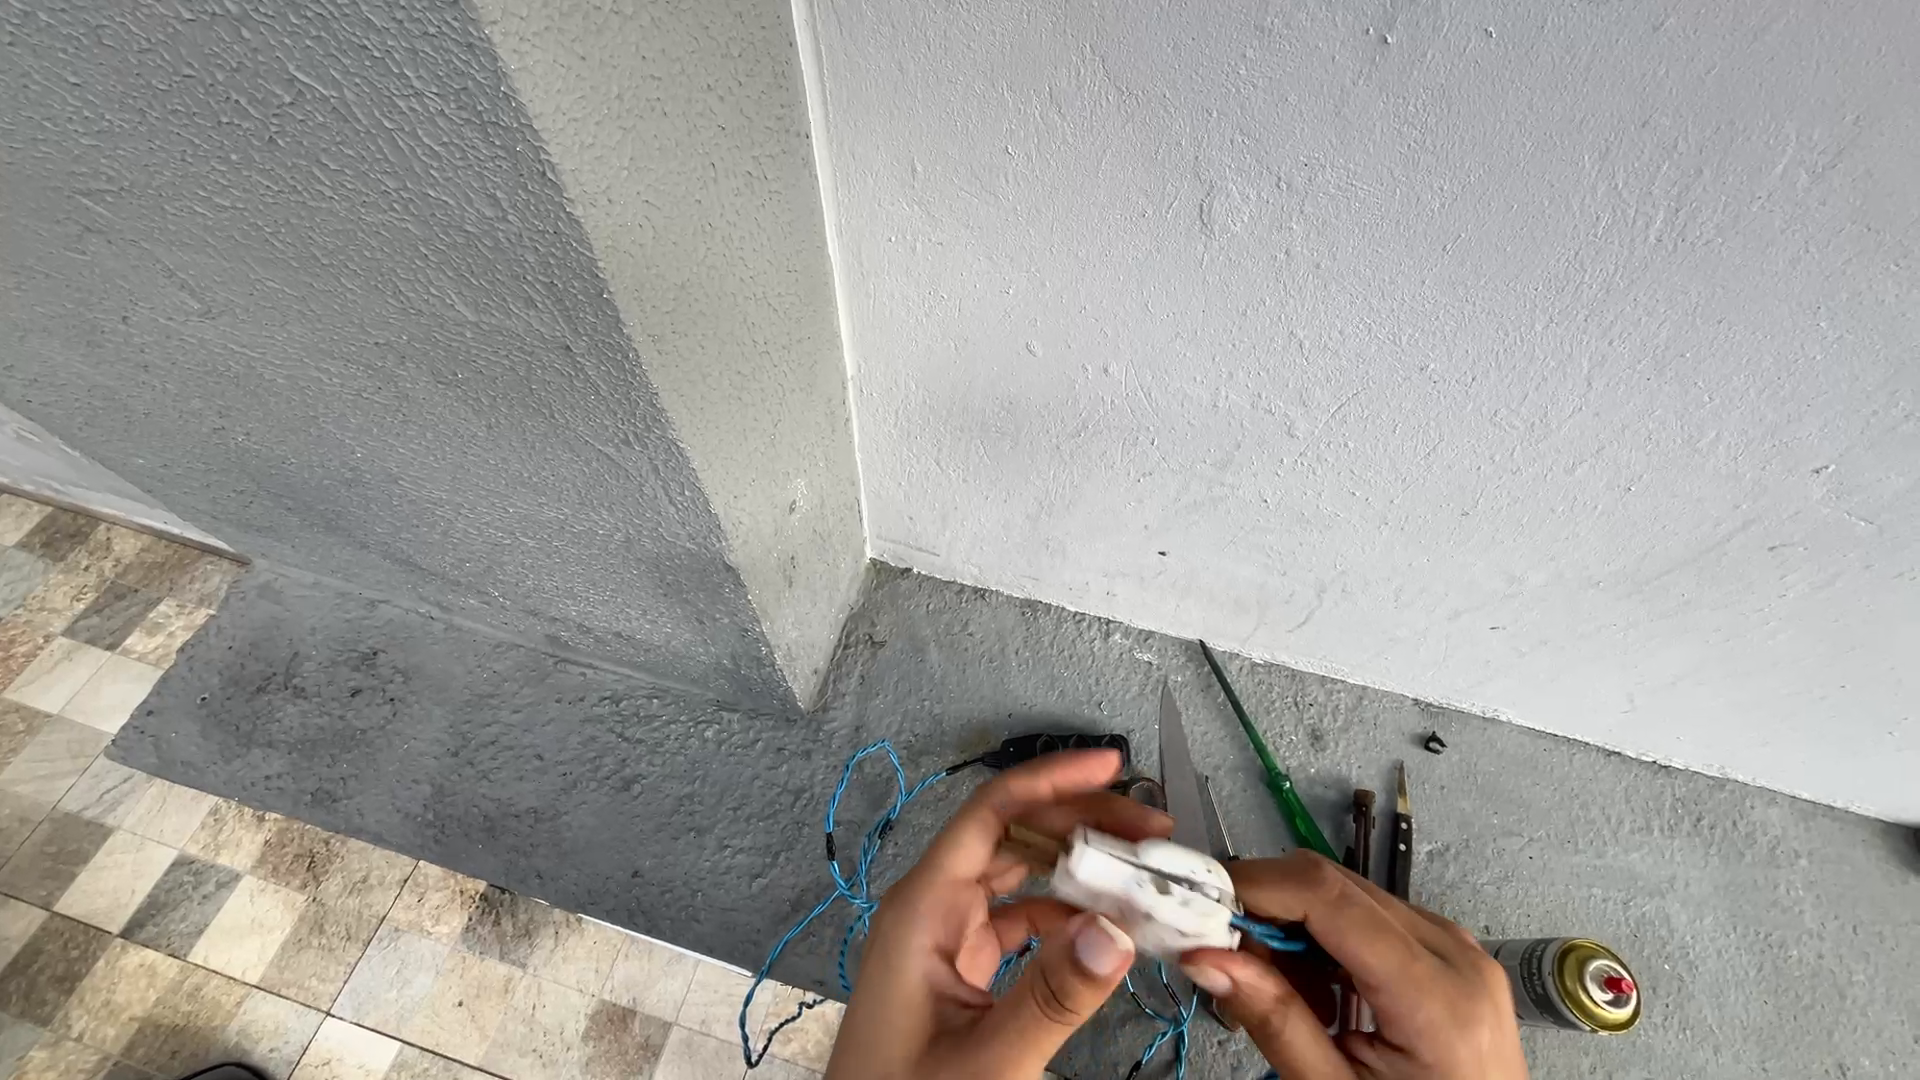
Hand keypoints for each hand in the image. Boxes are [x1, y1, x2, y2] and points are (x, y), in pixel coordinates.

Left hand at [825, 749, 1172, 1078]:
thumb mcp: (984, 1062)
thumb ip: (1050, 997)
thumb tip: (1119, 928)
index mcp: (925, 904)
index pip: (991, 811)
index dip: (1051, 779)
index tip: (1112, 766)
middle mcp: (934, 904)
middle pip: (1011, 834)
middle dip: (1079, 820)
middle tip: (1149, 828)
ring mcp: (946, 934)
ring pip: (1018, 874)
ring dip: (1076, 866)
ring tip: (1137, 866)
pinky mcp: (960, 966)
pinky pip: (1018, 919)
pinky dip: (1064, 914)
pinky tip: (1104, 923)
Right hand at [1180, 852, 1526, 1079]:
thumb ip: (1275, 1022)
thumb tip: (1199, 956)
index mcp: (1436, 997)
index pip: (1327, 894)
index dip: (1254, 884)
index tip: (1198, 905)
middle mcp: (1452, 949)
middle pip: (1330, 882)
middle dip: (1263, 903)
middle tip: (1226, 954)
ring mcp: (1454, 942)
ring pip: (1340, 889)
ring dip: (1289, 920)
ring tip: (1277, 986)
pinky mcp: (1445, 945)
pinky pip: (1362, 909)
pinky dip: (1319, 933)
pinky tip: (1316, 987)